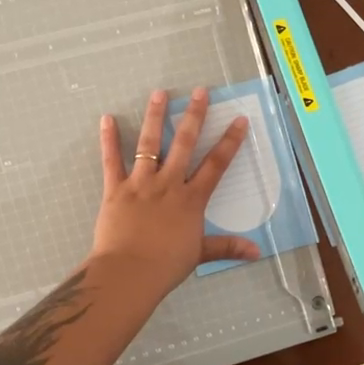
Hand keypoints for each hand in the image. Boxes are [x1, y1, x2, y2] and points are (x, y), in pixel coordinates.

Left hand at [91, 88, 259, 297]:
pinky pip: (111, 160)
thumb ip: (226, 247)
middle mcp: (169, 184)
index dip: (229, 142)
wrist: (129, 272)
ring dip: (155, 117)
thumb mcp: (199, 254)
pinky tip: (107, 119)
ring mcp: (141, 184)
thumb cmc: (166, 266)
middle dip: (194, 116)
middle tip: (200, 92)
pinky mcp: (115, 189)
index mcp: (191, 200)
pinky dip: (108, 139)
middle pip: (185, 144)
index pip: (216, 165)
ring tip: (160, 94)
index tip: (238, 120)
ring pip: (150, 144)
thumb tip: (256, 252)